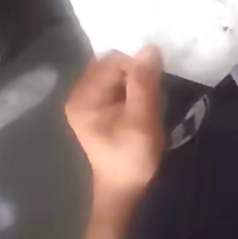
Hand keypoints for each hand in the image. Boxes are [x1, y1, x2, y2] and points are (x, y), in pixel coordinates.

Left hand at [64, 47, 165, 213]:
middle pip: (111, 65)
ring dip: (135, 78)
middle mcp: (79, 94)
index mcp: (83, 97)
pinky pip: (115, 85)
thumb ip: (144, 83)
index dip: (137, 64)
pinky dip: (130, 86)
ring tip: (151, 93)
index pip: (112, 61)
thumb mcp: (142, 120)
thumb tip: (149, 47)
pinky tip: (143, 98)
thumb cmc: (131, 158)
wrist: (123, 191)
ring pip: (115, 74)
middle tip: (156, 85)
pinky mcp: (96, 108)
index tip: (158, 76)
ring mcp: (85, 101)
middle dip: (135, 69)